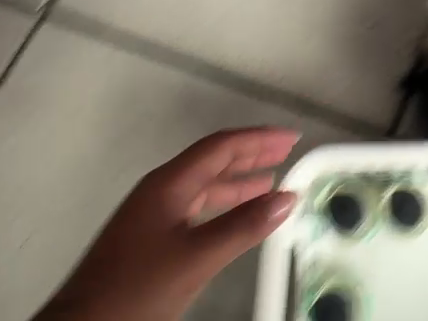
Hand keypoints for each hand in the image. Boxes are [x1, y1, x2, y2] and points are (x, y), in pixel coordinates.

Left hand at [35, 127, 300, 320]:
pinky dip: (222, 205)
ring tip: (271, 182)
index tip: (292, 138)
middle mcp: (160, 190)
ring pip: (204, 186)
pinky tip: (235, 217)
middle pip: (212, 160)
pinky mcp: (147, 239)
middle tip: (287, 152)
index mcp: (168, 183)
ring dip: (238, 181)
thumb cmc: (136, 289)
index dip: (259, 139)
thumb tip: (289, 197)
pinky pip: (195, 208)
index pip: (221, 146)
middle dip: (252, 154)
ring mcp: (151, 215)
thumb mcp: (196, 259)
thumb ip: (243, 226)